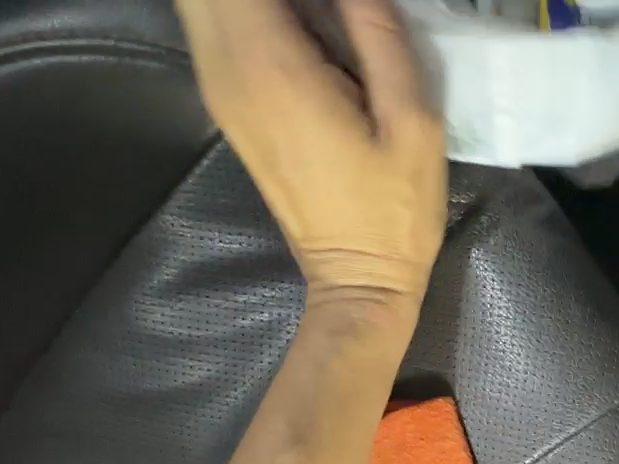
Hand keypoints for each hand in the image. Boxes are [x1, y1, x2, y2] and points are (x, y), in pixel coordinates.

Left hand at [176, 0, 446, 321]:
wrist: (358, 280)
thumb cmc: (395, 213)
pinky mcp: (227, 104)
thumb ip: (380, 35)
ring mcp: (219, 87)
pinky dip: (251, 13)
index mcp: (272, 63)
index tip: (346, 7)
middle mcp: (226, 65)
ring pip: (205, 0)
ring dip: (264, 4)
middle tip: (333, 16)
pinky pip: (214, 23)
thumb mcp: (413, 124)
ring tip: (323, 26)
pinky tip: (306, 35)